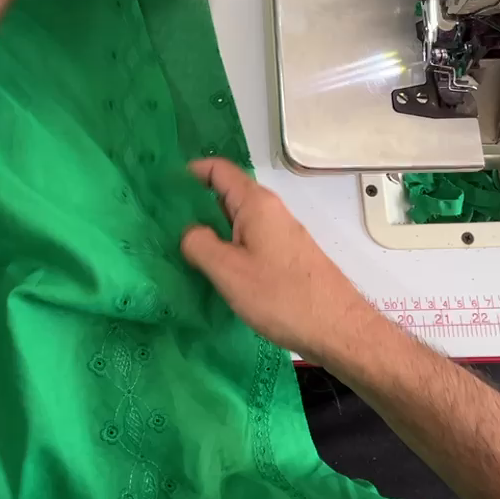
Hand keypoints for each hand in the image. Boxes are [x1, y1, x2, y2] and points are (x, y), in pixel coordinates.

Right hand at [180, 158, 383, 363]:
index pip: (218, 169)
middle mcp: (270, 210)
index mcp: (256, 203)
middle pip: (227, 194)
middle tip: (162, 222)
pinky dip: (229, 247)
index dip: (190, 172)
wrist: (337, 329)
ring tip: (181, 248)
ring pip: (237, 220)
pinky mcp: (286, 256)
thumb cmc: (281, 296)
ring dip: (211, 229)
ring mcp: (280, 234)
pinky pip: (249, 240)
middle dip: (196, 204)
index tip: (162, 186)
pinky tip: (215, 270)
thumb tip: (190, 232)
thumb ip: (199, 244)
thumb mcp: (229, 271)